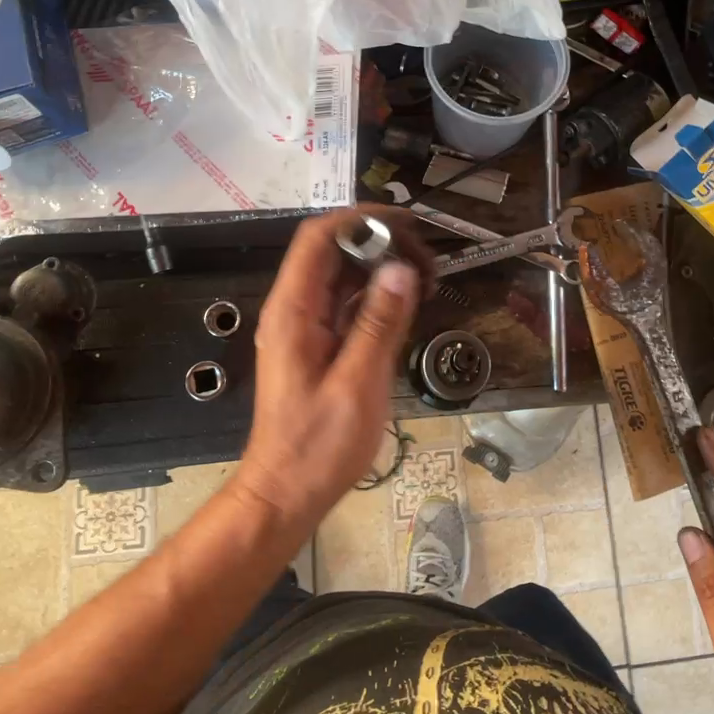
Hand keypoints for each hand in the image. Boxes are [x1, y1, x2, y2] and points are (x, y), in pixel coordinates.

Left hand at [235, 207, 433, 527]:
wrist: (287, 493)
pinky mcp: (319, 346)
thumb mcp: (357, 384)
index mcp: (293, 311)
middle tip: (427, 259)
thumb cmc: (318, 446)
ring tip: (427, 277)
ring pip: (343, 277)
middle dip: (380, 243)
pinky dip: (377, 297)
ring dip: (381, 269)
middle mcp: (295, 310)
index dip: (360, 220)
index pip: (318, 239)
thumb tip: (401, 268)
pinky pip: (347, 306)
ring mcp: (306, 328)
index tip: (406, 224)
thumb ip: (379, 324)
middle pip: (333, 253)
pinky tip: (408, 303)